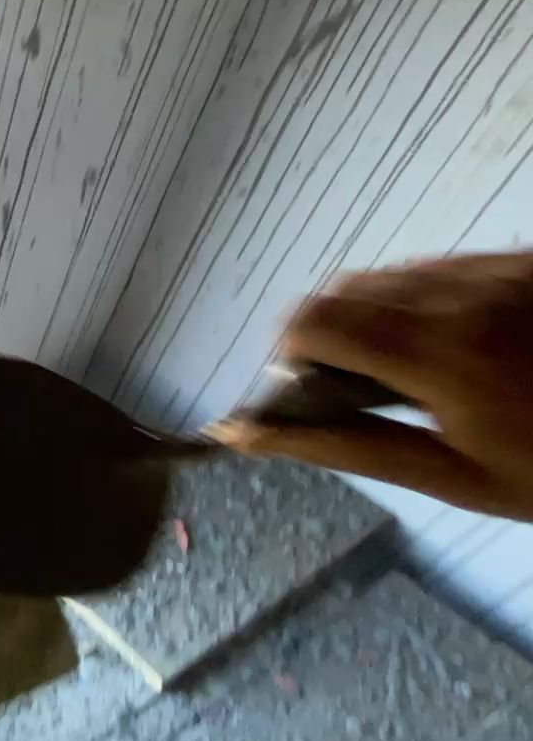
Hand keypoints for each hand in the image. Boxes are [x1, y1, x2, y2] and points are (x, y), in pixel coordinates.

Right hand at [210, 251, 532, 520]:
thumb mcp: (459, 478)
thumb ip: (343, 447)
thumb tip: (237, 434)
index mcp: (438, 353)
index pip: (309, 322)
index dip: (294, 352)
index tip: (324, 386)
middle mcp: (462, 297)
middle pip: (341, 293)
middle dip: (336, 334)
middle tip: (379, 381)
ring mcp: (504, 273)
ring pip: (388, 278)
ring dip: (382, 314)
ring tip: (432, 361)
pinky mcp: (529, 262)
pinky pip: (443, 267)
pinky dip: (431, 300)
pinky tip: (475, 338)